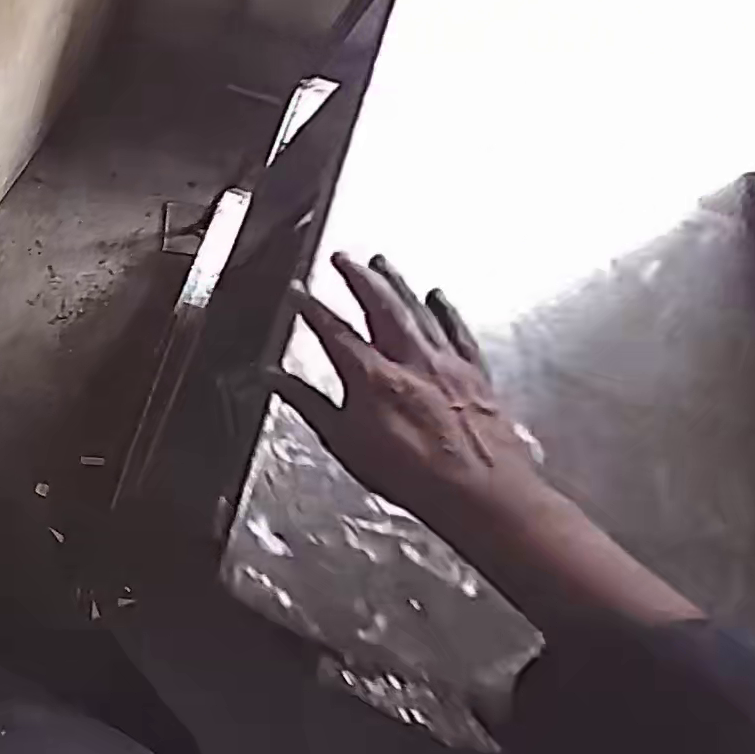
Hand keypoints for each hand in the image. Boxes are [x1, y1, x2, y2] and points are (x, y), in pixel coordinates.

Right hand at [269, 253, 549, 536]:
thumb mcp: (342, 439)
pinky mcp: (475, 375)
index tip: (296, 291)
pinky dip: (445, 312)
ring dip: (397, 284)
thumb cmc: (404, 472)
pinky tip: (437, 296)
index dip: (311, 309)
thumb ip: (307, 403)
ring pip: (418, 313)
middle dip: (359, 280)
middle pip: (381, 308)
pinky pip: (458, 334)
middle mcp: (410, 362)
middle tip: (343, 258)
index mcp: (372, 378)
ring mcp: (447, 365)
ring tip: (381, 262)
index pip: (334, 333)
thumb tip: (271, 379)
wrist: (482, 495)